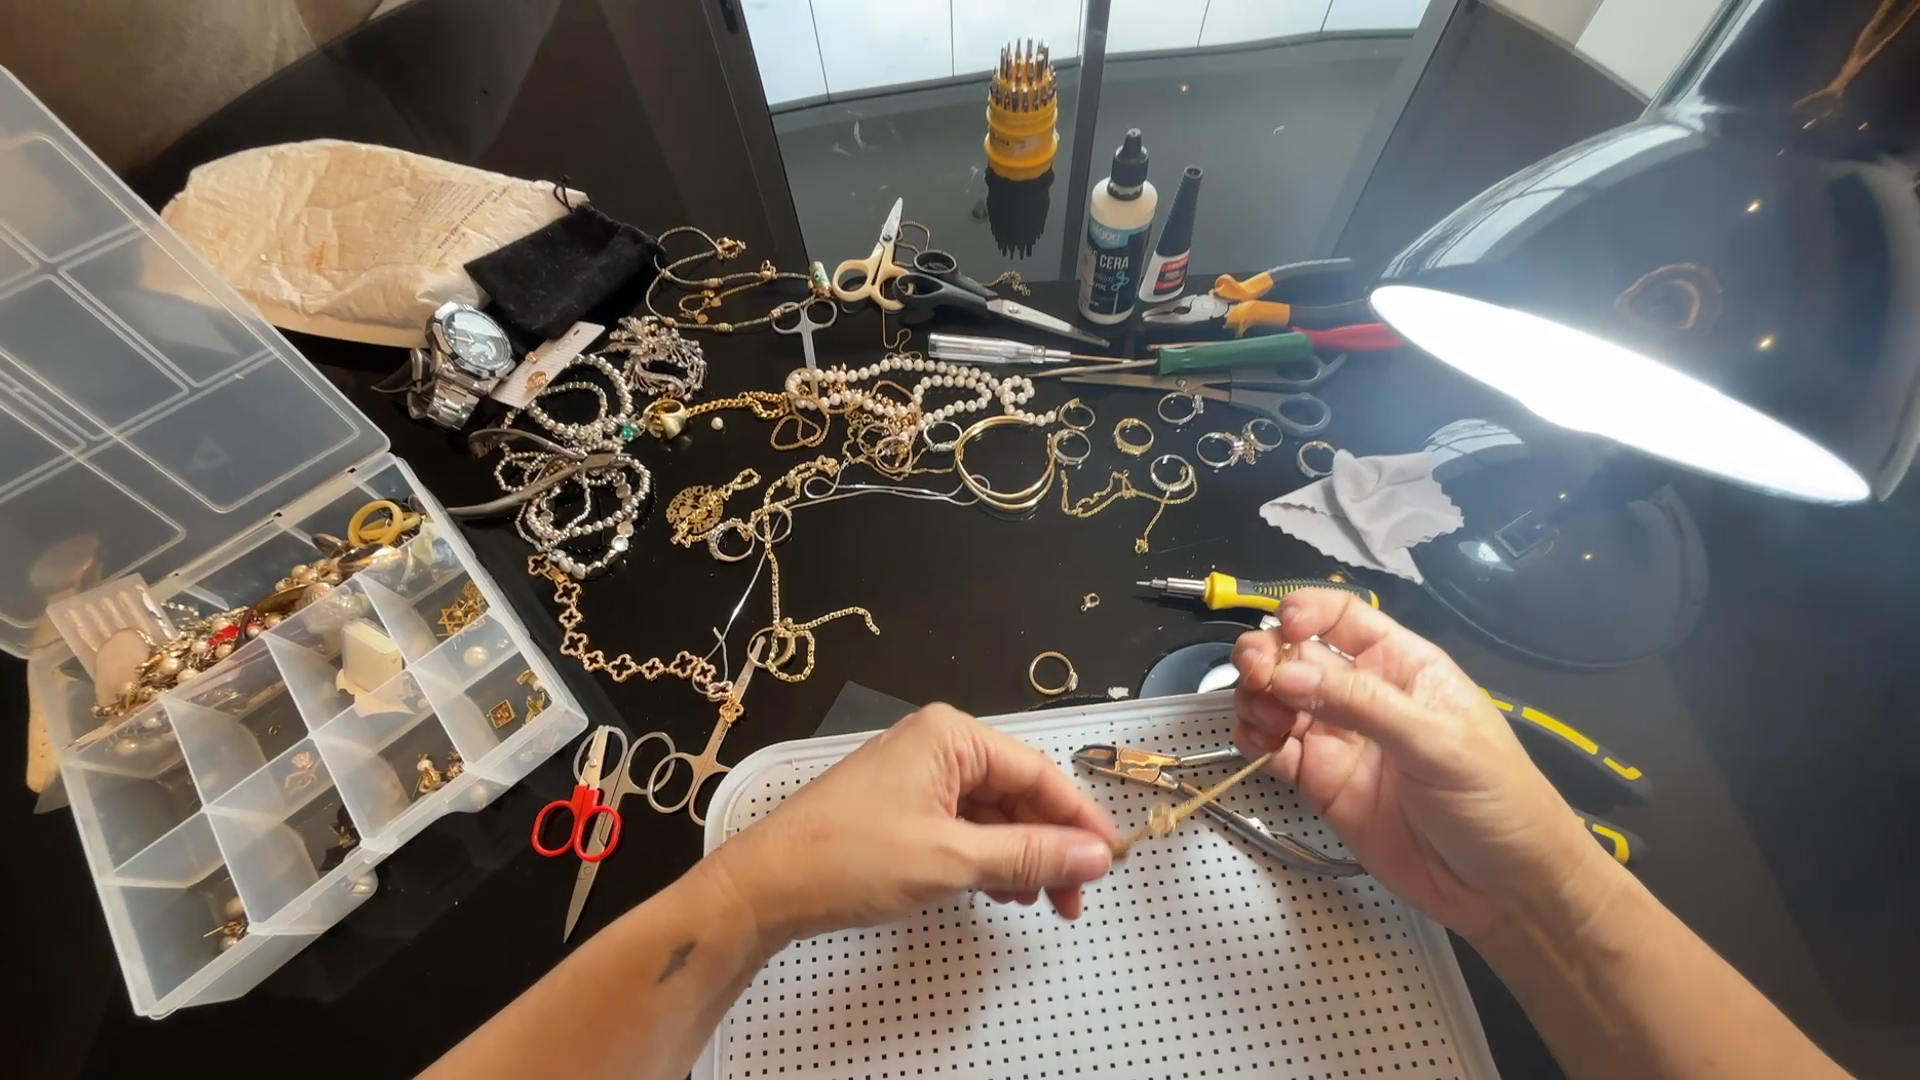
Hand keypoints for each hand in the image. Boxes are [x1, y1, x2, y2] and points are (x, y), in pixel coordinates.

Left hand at [708, 704, 1119, 947]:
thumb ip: (1028, 854)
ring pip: (993, 813)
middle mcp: (940, 745)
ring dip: (1019, 855)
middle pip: (1016, 792)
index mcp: (952, 735)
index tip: (1111, 859)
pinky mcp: (906, 805)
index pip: (1036, 771)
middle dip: (1047, 844)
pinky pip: (964, 826)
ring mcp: (920, 775)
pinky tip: (1001, 890)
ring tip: (1040, 902)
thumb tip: (1096, 854)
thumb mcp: (950, 859)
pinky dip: (987, 858)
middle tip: (1074, 898)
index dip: (1078, 817)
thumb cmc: (851, 858)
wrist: (765, 886)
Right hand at [1232, 589, 1618, 942]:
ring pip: (1272, 696)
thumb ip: (1362, 705)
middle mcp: (1359, 693)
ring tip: (1265, 720)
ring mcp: (1333, 735)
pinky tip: (1258, 745)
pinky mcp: (1315, 777)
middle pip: (1293, 653)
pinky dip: (1251, 739)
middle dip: (1265, 655)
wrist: (1506, 894)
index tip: (1283, 628)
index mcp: (1399, 666)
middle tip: (1256, 676)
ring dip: (1254, 697)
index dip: (1305, 611)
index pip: (1340, 617)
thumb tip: (1287, 676)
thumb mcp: (1441, 744)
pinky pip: (1268, 746)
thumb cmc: (1499, 803)